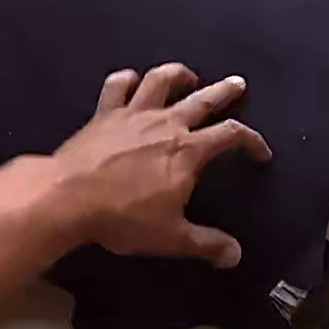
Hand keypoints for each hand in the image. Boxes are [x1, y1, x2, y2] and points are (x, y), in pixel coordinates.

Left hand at [49, 63, 271, 267]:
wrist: (68, 198)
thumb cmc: (122, 217)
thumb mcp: (171, 238)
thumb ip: (206, 244)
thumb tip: (234, 254)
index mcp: (187, 151)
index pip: (231, 135)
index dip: (251, 140)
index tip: (259, 151)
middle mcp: (164, 123)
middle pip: (203, 98)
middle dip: (224, 91)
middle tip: (237, 84)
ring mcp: (132, 114)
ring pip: (161, 81)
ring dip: (178, 74)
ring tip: (188, 75)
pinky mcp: (103, 114)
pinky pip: (117, 86)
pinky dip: (127, 80)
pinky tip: (131, 81)